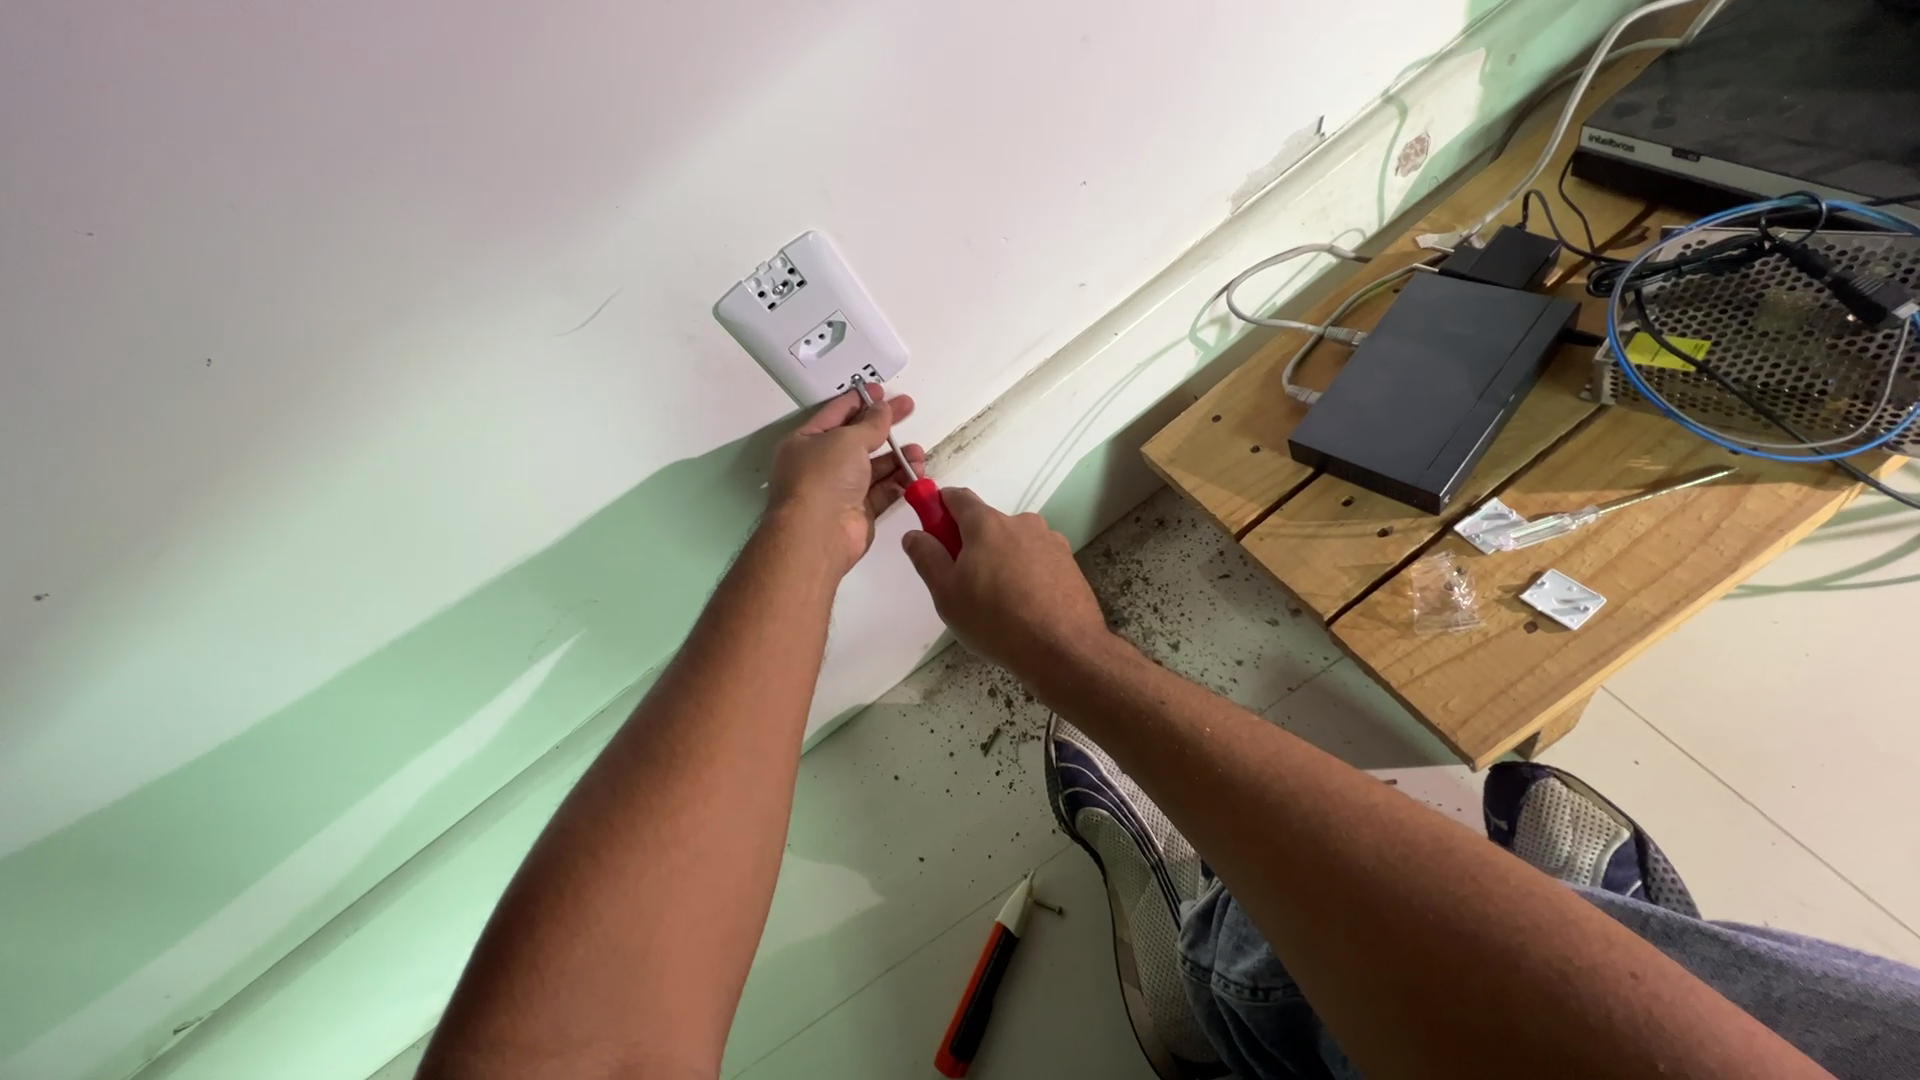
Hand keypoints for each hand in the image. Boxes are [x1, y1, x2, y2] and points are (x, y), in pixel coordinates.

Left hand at [767, 385, 925, 575]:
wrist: (819, 533)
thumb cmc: (823, 477)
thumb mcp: (846, 439)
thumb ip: (870, 424)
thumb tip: (883, 408)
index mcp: (806, 442)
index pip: (835, 414)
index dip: (860, 400)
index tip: (882, 391)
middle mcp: (821, 465)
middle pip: (858, 439)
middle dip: (884, 426)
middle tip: (909, 409)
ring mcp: (840, 490)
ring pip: (873, 468)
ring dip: (896, 457)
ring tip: (917, 451)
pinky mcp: (858, 512)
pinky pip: (882, 491)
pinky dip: (899, 481)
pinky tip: (916, 471)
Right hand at [901, 488, 1111, 681]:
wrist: (1063, 650)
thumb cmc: (995, 620)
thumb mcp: (946, 594)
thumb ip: (927, 557)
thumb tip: (915, 534)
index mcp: (987, 524)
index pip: (957, 497)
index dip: (939, 508)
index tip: (933, 533)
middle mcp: (1022, 522)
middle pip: (986, 524)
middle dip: (971, 546)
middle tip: (965, 586)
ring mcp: (1050, 541)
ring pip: (1013, 544)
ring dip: (1001, 562)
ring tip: (1000, 605)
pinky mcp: (1069, 563)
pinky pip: (1037, 561)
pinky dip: (1026, 575)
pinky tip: (1026, 607)